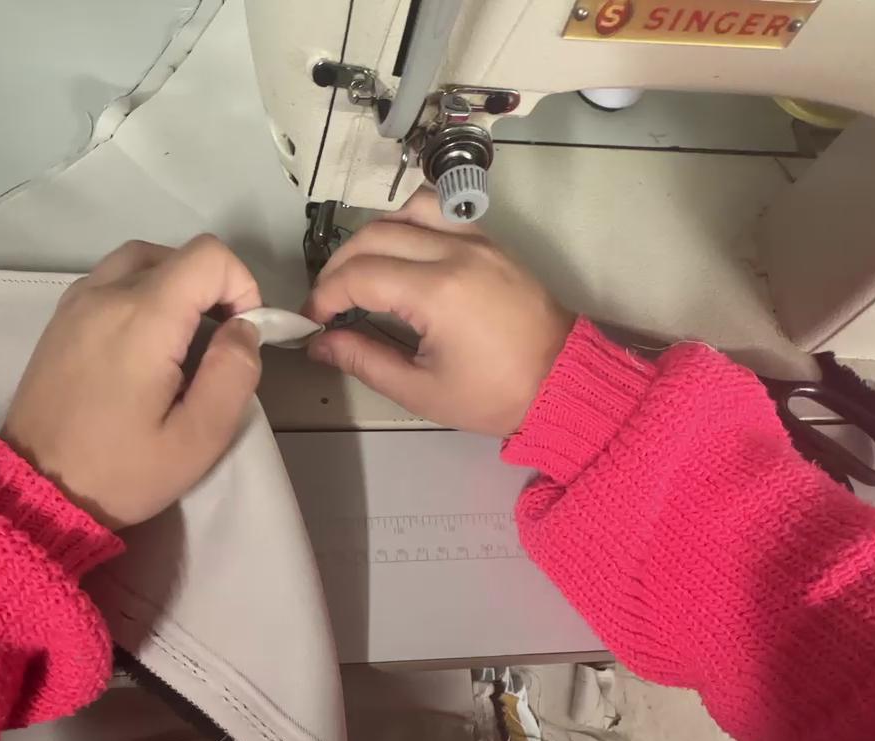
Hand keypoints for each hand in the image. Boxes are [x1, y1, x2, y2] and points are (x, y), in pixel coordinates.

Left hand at [3, 236, 262, 529]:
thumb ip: (234, 375)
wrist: (38, 490)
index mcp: (143, 318)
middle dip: (213, 287)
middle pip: (176, 254)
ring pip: (140, 261)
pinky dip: (142, 294)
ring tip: (186, 339)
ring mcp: (76, 303)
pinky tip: (147, 344)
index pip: (208, 256)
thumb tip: (244, 330)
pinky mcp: (60, 320)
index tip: (245, 334)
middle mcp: (105, 294)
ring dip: (177, 287)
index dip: (242, 285)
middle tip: (221, 342)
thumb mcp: (198, 439)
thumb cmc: (122, 471)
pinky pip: (110, 281)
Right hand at [302, 188, 573, 436]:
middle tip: (329, 302)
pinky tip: (400, 255)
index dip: (325, 295)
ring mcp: (477, 239)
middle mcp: (456, 251)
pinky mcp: (490, 240)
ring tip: (361, 274)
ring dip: (372, 237)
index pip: (360, 275)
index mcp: (438, 292)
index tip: (312, 320)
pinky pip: (439, 211)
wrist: (561, 382)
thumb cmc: (493, 395)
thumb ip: (364, 360)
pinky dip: (408, 224)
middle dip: (339, 267)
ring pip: (406, 210)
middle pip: (374, 236)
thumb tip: (321, 344)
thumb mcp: (421, 390)